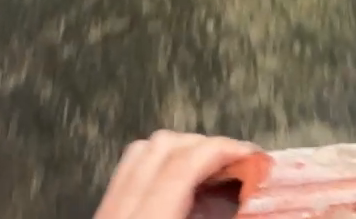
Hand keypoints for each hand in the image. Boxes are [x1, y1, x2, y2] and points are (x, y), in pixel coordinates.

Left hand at [93, 131, 259, 218]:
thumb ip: (217, 214)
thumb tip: (251, 201)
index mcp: (148, 217)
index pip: (185, 163)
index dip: (223, 149)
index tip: (250, 153)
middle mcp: (120, 209)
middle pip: (160, 145)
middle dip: (203, 143)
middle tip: (233, 161)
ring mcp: (107, 212)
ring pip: (139, 153)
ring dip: (179, 150)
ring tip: (208, 170)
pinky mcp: (104, 216)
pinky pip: (127, 175)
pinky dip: (156, 168)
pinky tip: (178, 191)